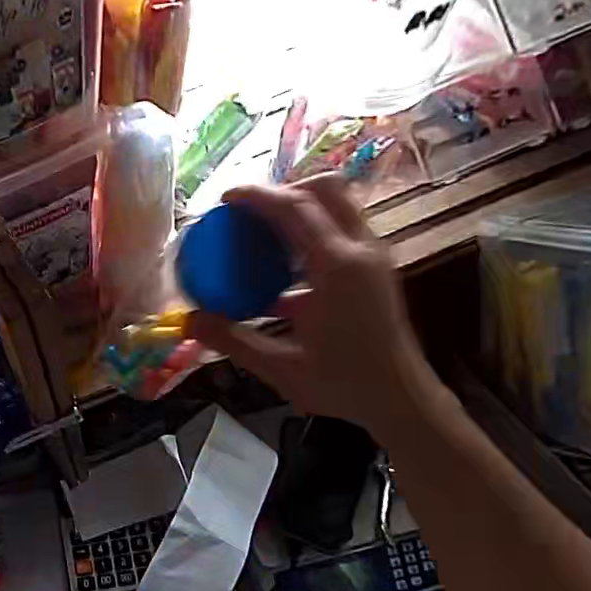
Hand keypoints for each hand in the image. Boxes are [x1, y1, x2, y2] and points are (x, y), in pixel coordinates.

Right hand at [187, 177, 442, 430]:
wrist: (400, 400)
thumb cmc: (343, 385)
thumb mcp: (280, 366)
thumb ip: (233, 339)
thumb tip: (190, 320)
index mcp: (338, 267)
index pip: (296, 208)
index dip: (257, 196)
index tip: (226, 199)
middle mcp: (361, 250)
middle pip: (324, 191)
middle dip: (283, 192)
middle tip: (250, 214)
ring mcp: (374, 257)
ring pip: (337, 208)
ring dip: (299, 213)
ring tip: (263, 238)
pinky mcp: (377, 270)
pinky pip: (342, 233)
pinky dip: (312, 236)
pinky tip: (284, 274)